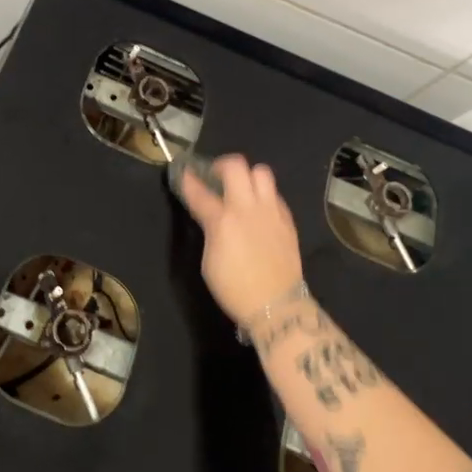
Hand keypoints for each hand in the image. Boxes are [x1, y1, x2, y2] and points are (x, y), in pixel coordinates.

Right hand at [178, 155, 304, 327]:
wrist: (277, 306)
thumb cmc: (235, 289)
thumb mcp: (209, 261)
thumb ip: (209, 230)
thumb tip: (210, 216)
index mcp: (222, 221)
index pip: (199, 191)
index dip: (188, 179)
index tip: (183, 173)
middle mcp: (247, 208)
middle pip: (236, 166)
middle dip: (221, 165)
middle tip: (216, 176)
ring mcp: (271, 211)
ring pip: (262, 172)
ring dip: (248, 176)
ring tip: (241, 189)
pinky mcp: (287, 219)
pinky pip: (275, 194)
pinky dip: (264, 195)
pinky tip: (259, 210)